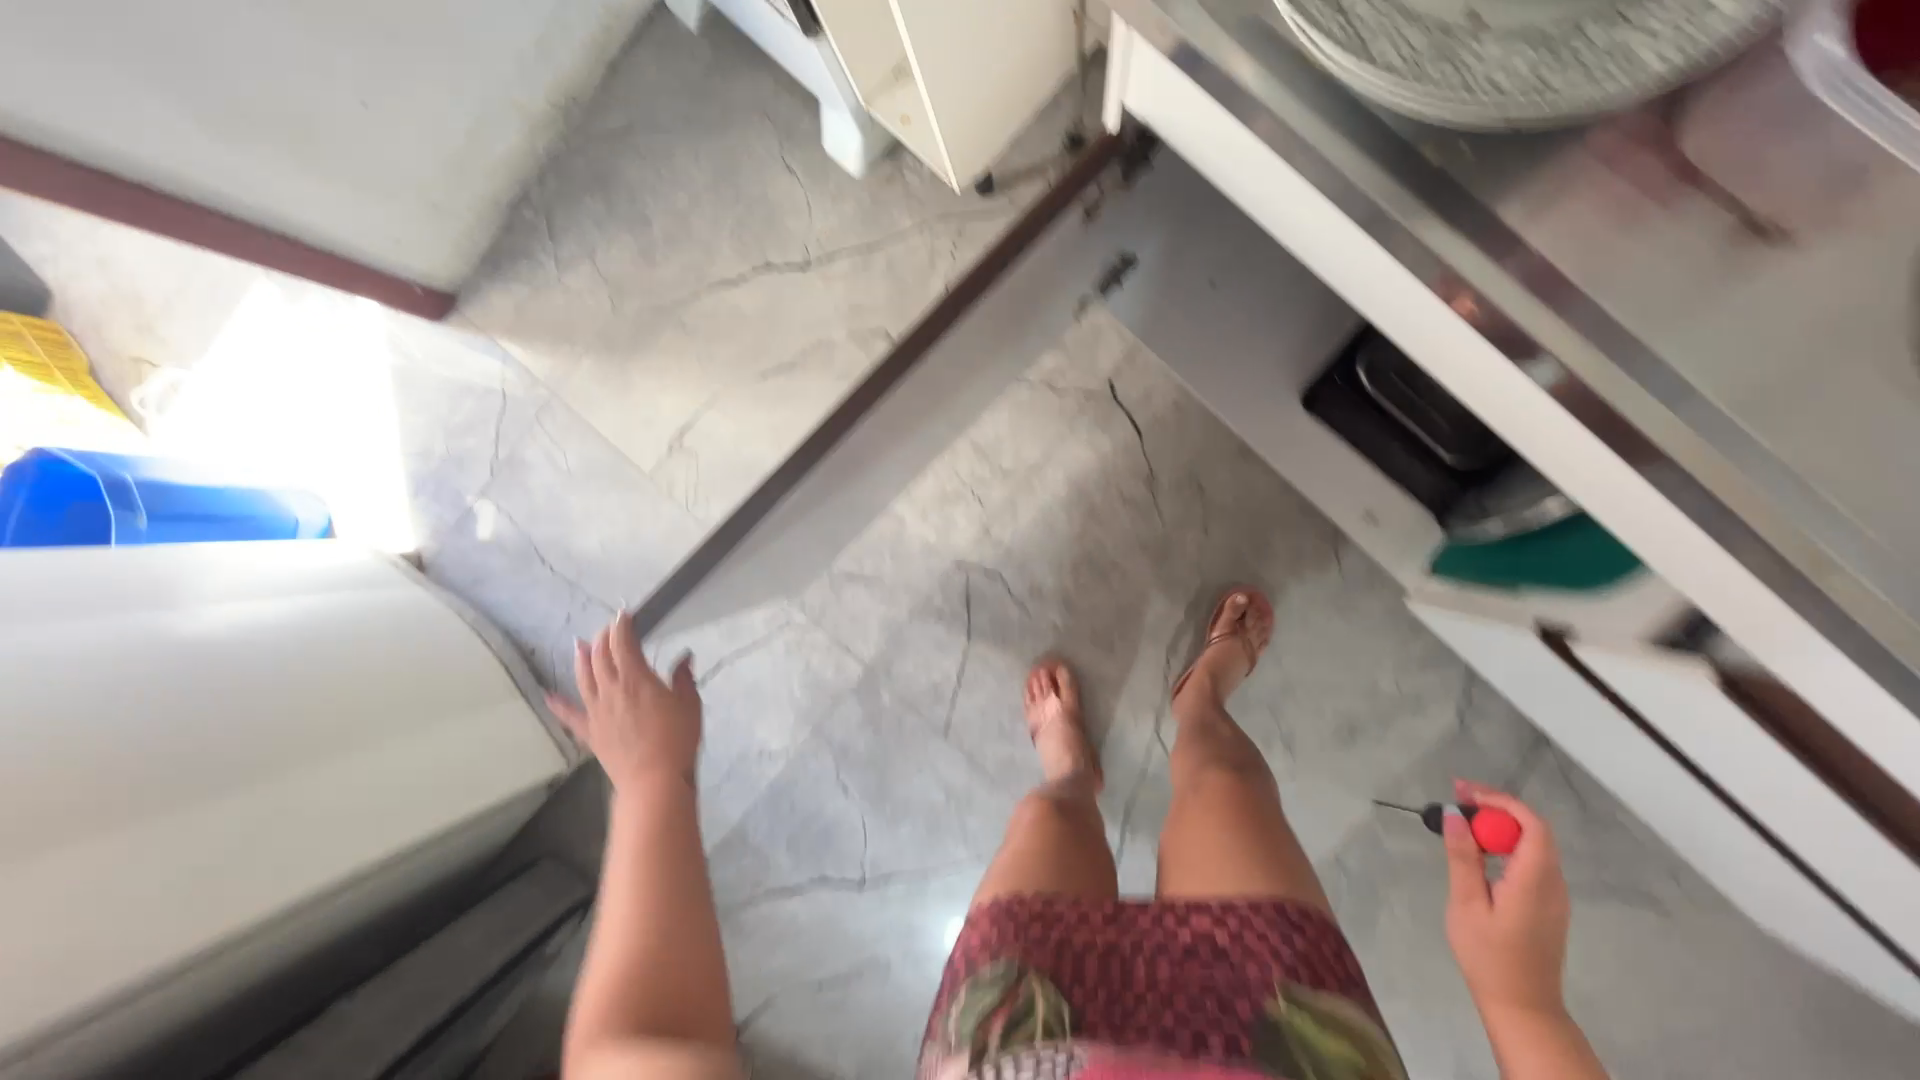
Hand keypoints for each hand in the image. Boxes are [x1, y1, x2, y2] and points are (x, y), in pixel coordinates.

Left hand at [546, 610, 701, 791]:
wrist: (653, 779)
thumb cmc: (677, 739)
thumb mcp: (689, 704)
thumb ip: (683, 678)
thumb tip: (684, 657)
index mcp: (635, 677)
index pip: (623, 642)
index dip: (622, 625)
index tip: (625, 614)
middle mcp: (610, 689)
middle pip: (600, 656)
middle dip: (603, 637)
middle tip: (609, 628)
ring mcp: (596, 711)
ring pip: (583, 677)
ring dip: (581, 658)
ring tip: (579, 644)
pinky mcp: (589, 732)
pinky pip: (569, 715)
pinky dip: (558, 703)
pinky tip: (548, 695)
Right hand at [1443, 779, 1571, 1021]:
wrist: (1522, 1005)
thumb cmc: (1488, 956)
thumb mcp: (1466, 905)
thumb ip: (1463, 858)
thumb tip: (1454, 815)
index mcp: (1535, 881)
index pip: (1532, 824)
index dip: (1500, 801)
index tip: (1463, 792)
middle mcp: (1554, 884)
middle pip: (1534, 831)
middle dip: (1496, 809)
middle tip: (1457, 801)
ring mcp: (1555, 896)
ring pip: (1534, 846)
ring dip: (1501, 827)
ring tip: (1462, 823)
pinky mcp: (1549, 906)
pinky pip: (1532, 863)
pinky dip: (1507, 847)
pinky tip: (1481, 853)